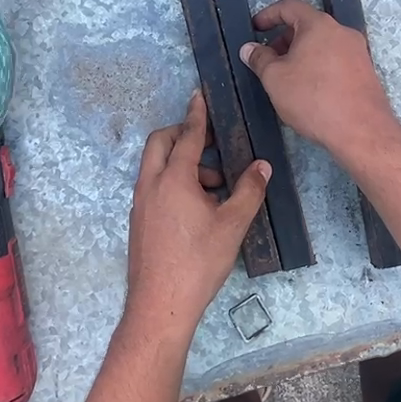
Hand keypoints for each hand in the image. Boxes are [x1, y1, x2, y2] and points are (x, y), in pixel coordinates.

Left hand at [123, 92, 270, 337]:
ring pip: (156, 165)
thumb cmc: (198, 262)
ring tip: (215, 185)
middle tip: (211, 142)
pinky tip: (198, 206)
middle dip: (184, 134)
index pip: (187, 136)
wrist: (160, 305)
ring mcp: (140, 203)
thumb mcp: (232, 225)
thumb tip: (262, 166)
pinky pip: (154, 185)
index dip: (197, 115)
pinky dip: (173, 180)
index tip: (199, 96)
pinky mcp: (138, 220)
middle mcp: (151, 184)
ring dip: (182, 162)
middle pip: (161, 142)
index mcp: (173, 178)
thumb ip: (249, 191)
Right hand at [240, 0, 400, 156]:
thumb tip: (250, 48)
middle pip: (307, 25)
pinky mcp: (365, 72)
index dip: (268, 14)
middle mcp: (341, 32)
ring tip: (286, 79)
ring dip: (300, 54)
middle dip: (283, 39)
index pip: (289, 6)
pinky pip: (335, 60)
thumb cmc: (314, 99)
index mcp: (318, 24)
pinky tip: (309, 90)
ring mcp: (357, 51)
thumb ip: (259, 59)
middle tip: (268, 59)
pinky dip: (318, 66)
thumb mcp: (275, 78)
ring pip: (322, 44)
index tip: (255, 27)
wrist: (361, 131)